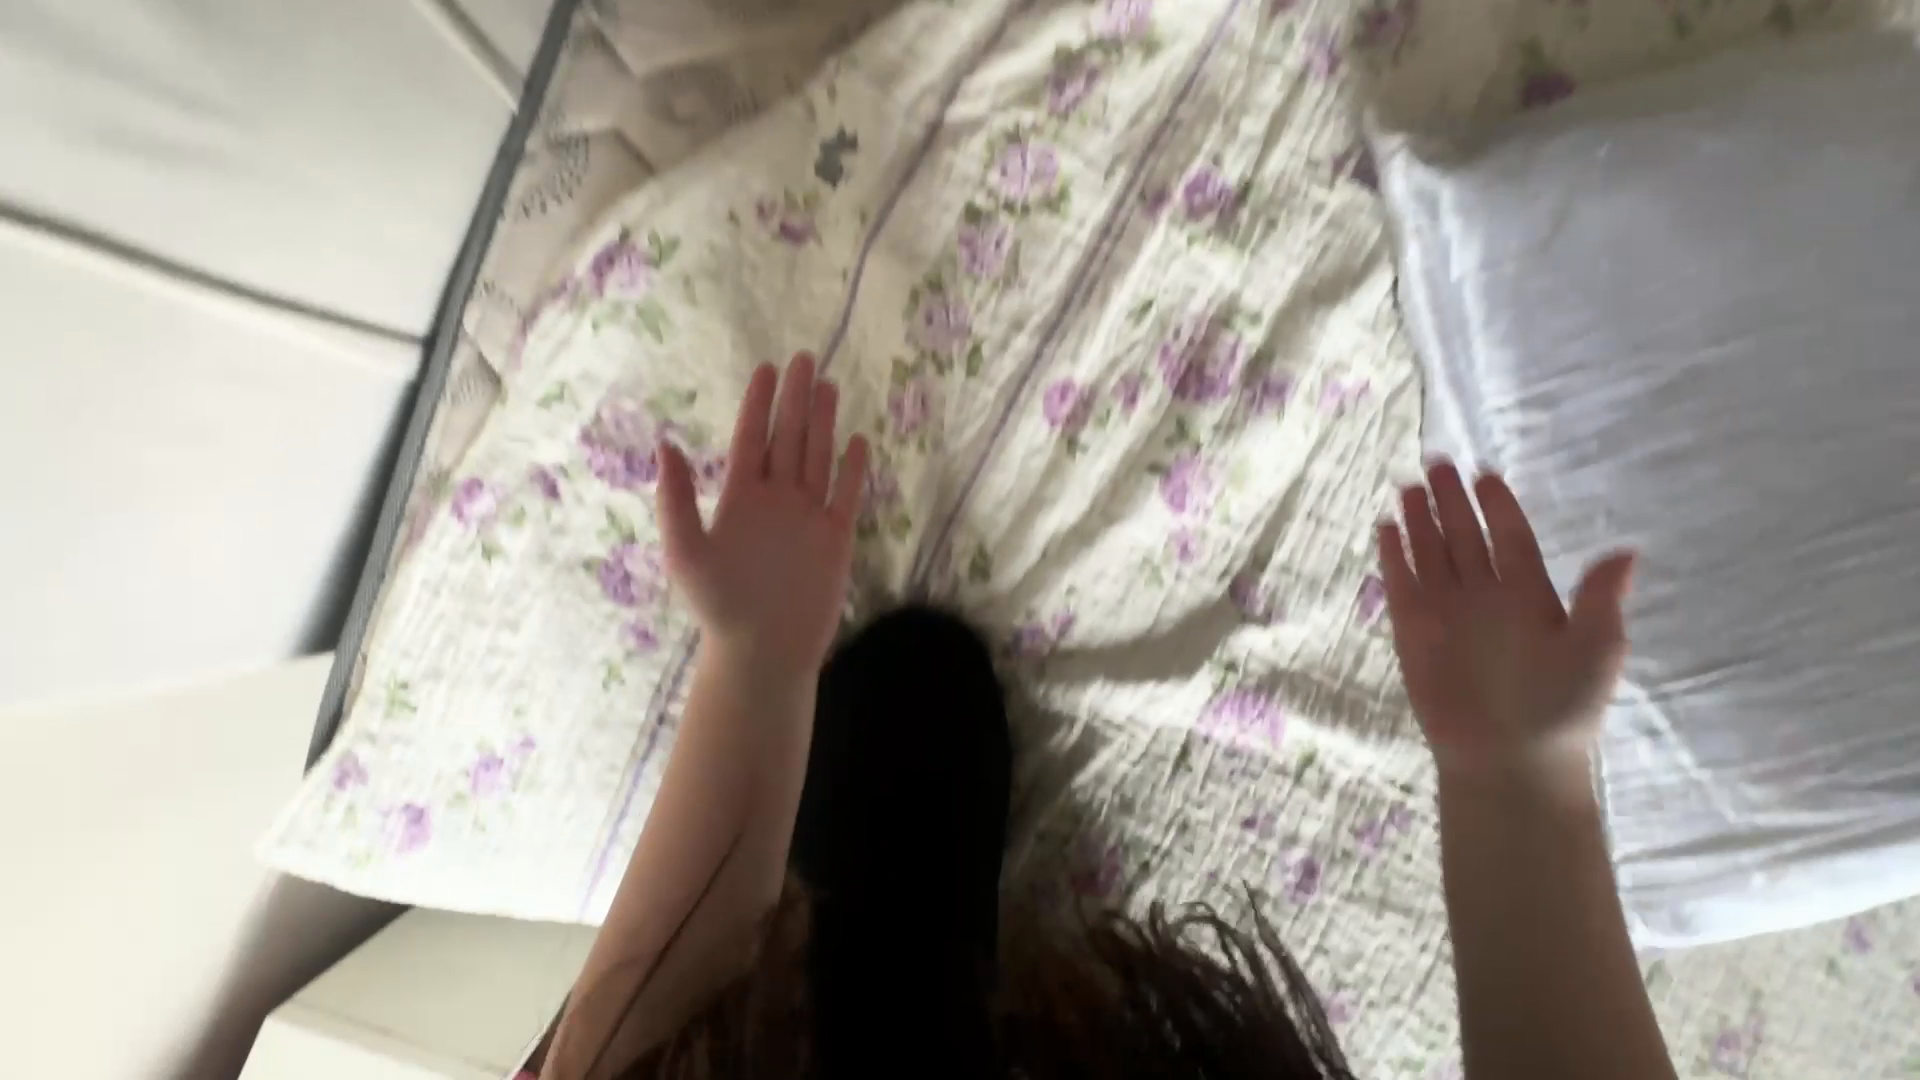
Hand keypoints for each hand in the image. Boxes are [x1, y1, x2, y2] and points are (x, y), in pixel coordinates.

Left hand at [655, 354, 868, 682]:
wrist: (763, 650)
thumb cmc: (720, 605)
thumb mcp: (685, 550)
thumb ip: (676, 498)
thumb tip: (665, 444)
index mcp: (741, 498)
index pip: (752, 439)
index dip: (759, 404)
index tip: (768, 369)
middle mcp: (777, 500)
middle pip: (789, 438)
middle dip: (796, 400)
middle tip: (805, 359)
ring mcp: (808, 517)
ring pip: (818, 457)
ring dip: (823, 422)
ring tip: (829, 385)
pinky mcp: (836, 537)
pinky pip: (846, 494)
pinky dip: (853, 468)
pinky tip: (856, 440)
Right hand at [1376, 462, 1635, 781]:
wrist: (1507, 757)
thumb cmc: (1560, 708)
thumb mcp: (1594, 651)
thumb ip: (1598, 601)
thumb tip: (1625, 552)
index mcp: (1529, 595)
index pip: (1511, 538)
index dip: (1499, 507)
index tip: (1486, 476)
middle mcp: (1484, 594)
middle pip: (1464, 536)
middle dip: (1451, 500)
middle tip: (1437, 461)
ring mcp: (1445, 609)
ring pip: (1430, 552)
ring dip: (1419, 520)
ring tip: (1408, 486)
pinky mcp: (1411, 626)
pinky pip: (1401, 582)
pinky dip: (1393, 556)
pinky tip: (1388, 528)